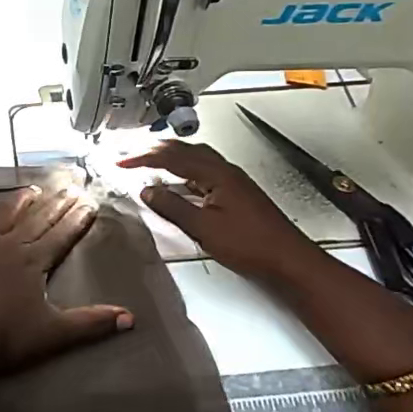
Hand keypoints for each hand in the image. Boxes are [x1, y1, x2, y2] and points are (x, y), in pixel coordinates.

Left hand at [0, 187, 133, 377]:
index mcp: (34, 262)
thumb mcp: (53, 334)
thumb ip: (91, 323)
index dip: (77, 218)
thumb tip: (130, 318)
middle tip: (71, 186)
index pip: (62, 235)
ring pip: (6, 215)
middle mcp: (10, 246)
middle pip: (38, 220)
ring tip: (34, 187)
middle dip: (57, 203)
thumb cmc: (4, 338)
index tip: (90, 201)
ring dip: (21, 200)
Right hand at [119, 141, 314, 274]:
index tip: (123, 161)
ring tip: (150, 161)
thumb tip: (148, 191)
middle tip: (132, 154)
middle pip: (185, 150)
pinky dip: (184, 170)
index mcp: (216, 173)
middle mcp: (225, 171)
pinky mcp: (237, 193)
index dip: (143, 157)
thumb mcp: (203, 228)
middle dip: (155, 150)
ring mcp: (233, 181)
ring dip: (170, 157)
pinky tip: (179, 183)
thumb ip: (172, 206)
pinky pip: (203, 171)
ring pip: (195, 158)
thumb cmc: (252, 245)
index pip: (172, 157)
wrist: (289, 261)